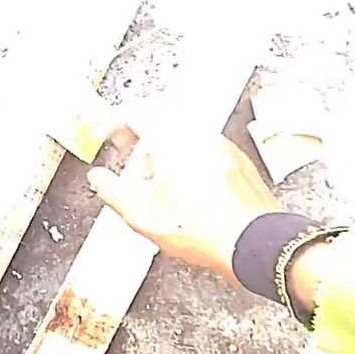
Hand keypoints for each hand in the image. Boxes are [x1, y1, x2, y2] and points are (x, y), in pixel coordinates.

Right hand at [87, 126, 282, 284]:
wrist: (254, 242)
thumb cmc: (204, 231)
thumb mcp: (143, 217)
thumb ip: (113, 193)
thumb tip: (99, 179)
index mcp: (170, 140)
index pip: (135, 111)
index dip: (114, 121)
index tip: (107, 136)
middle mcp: (197, 134)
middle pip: (160, 115)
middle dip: (138, 130)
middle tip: (126, 149)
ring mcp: (220, 143)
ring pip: (182, 128)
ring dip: (162, 142)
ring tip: (153, 173)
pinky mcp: (235, 156)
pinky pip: (203, 143)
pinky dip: (186, 152)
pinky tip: (183, 183)